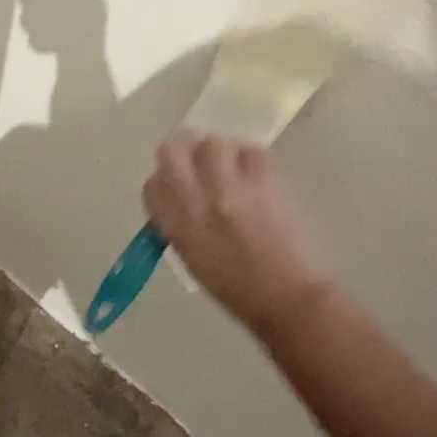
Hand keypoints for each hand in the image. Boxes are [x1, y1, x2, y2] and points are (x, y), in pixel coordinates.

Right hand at [143, 129, 331, 335]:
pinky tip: (258, 176)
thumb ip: (178, 222)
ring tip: (234, 167)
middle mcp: (195, 199)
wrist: (283, 293)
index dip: (165, 180)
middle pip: (174, 150)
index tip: (178, 184)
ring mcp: (230, 186)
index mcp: (174, 224)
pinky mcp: (264, 180)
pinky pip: (252, 151)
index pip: (152, 184)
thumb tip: (181, 196)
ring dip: (221, 151)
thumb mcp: (189, 256)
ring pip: (214, 142)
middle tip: (200, 160)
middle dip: (184, 150)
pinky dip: (252, 159)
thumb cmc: (233, 285)